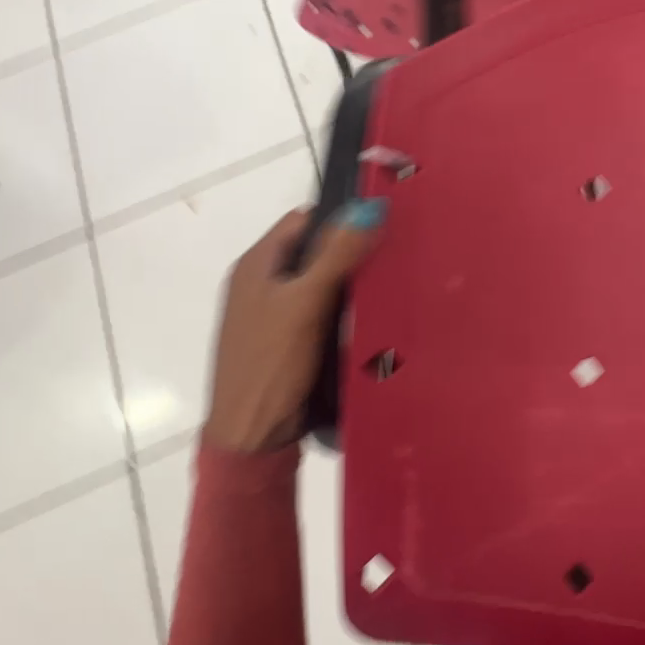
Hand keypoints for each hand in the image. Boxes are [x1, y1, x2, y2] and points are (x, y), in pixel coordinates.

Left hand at [200, 199, 383, 452]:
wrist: (251, 437)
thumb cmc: (271, 363)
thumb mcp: (305, 302)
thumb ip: (336, 254)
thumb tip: (370, 207)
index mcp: (256, 265)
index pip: (303, 221)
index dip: (340, 219)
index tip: (381, 225)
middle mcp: (261, 284)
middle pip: (314, 252)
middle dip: (350, 253)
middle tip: (393, 256)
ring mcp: (273, 316)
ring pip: (321, 284)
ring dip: (351, 285)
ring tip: (390, 285)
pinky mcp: (288, 344)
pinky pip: (322, 314)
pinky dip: (345, 313)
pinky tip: (372, 319)